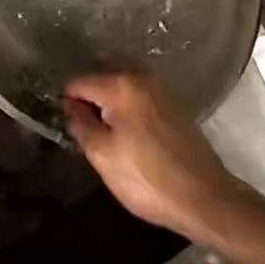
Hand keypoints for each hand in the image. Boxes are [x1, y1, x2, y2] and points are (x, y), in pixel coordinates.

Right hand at [62, 72, 253, 244]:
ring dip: (109, 91)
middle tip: (79, 119)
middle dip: (89, 88)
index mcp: (122, 85)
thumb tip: (70, 105)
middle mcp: (144, 76)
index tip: (63, 120)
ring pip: (125, 77)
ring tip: (100, 123)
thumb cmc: (145, 177)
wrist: (201, 194)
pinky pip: (142, 89)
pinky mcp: (175, 102)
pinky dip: (128, 98)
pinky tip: (124, 125)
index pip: (79, 81)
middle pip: (105, 68)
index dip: (66, 100)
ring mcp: (163, 87)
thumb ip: (82, 124)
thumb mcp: (102, 155)